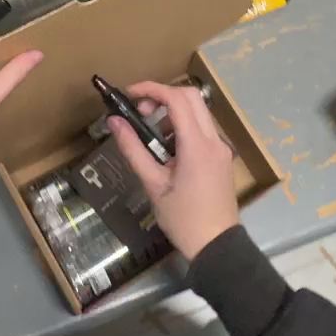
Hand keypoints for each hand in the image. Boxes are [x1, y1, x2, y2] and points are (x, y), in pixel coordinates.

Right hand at [107, 80, 239, 258]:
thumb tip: (114, 122)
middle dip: (162, 95)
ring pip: (198, 111)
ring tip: (151, 135)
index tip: (129, 94)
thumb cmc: (182, 219)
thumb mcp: (153, 184)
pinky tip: (168, 149)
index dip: (152, 89)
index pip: (177, 99)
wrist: (217, 246)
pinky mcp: (221, 156)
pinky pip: (202, 128)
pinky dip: (183, 126)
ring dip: (173, 112)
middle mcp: (214, 140)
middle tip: (140, 111)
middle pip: (191, 96)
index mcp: (197, 146)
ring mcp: (221, 147)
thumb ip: (133, 149)